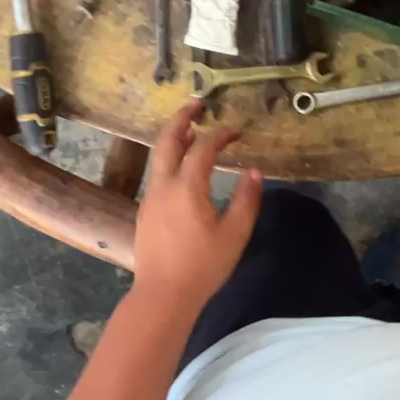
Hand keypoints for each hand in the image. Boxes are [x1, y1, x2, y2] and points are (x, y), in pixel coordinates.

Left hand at [132, 101, 263, 309]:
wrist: (162, 296)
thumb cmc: (203, 267)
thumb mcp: (235, 234)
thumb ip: (247, 199)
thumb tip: (254, 171)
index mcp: (187, 187)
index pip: (204, 148)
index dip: (221, 135)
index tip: (237, 131)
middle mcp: (164, 186)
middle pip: (168, 140)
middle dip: (182, 118)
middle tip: (196, 103)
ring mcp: (150, 198)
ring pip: (159, 157)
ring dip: (174, 138)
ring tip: (191, 129)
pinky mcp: (145, 212)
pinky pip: (157, 174)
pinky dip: (170, 159)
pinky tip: (182, 168)